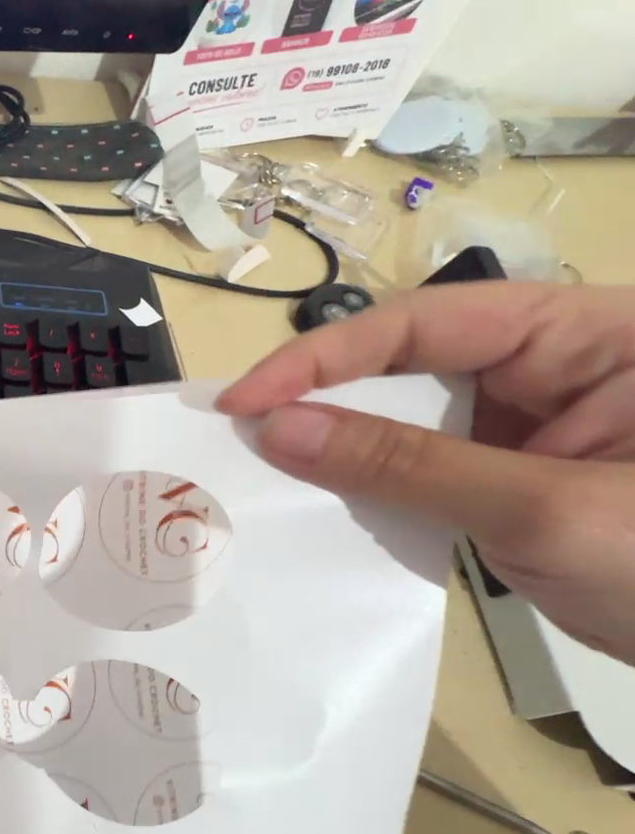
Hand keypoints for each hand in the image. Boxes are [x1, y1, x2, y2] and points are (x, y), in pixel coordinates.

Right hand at [217, 281, 634, 663]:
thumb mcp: (547, 511)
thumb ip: (405, 464)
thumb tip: (275, 429)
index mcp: (600, 338)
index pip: (432, 322)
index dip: (324, 355)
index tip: (242, 400)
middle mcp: (560, 369)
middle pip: (407, 362)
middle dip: (319, 396)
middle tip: (234, 432)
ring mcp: (534, 427)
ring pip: (404, 417)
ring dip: (333, 443)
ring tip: (259, 466)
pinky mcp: (512, 478)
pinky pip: (416, 466)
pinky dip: (362, 483)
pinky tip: (317, 498)